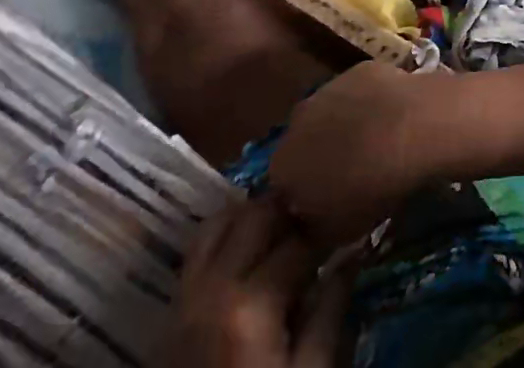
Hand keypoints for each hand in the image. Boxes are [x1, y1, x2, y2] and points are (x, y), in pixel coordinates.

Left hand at [165, 198, 353, 367]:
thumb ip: (330, 310)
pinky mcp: (170, 317)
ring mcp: (184, 301)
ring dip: (252, 213)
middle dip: (290, 207)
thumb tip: (353, 257)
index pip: (298, 242)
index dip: (328, 229)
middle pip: (253, 217)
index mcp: (251, 305)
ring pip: (215, 225)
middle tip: (320, 214)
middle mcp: (211, 290)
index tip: (350, 227)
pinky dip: (225, 234)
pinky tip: (250, 245)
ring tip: (285, 221)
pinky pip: (197, 253)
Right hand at [270, 61, 443, 244]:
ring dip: (347, 125)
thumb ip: (313, 229)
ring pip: (332, 111)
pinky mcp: (360, 70)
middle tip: (355, 170)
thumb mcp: (337, 232)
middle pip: (305, 142)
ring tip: (379, 142)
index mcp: (283, 165)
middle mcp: (296, 121)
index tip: (329, 201)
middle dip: (323, 155)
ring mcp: (328, 88)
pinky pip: (361, 89)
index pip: (284, 184)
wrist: (412, 130)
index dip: (306, 194)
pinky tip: (396, 114)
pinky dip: (373, 100)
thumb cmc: (371, 188)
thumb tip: (311, 223)